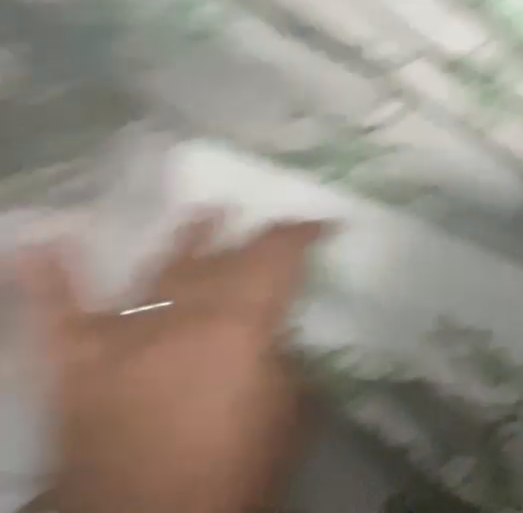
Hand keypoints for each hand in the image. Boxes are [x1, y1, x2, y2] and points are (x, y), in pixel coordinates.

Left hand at [20, 213, 331, 512]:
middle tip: (277, 222)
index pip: (278, 257)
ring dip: (183, 242)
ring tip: (207, 212)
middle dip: (253, 239)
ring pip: (157, 276)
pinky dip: (47, 281)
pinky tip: (40, 244)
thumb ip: (286, 356)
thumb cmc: (239, 465)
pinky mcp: (74, 371)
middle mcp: (179, 320)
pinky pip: (58, 319)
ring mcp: (120, 342)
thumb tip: (283, 331)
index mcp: (242, 324)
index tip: (327, 224)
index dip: (304, 233)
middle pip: (221, 263)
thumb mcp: (292, 404)